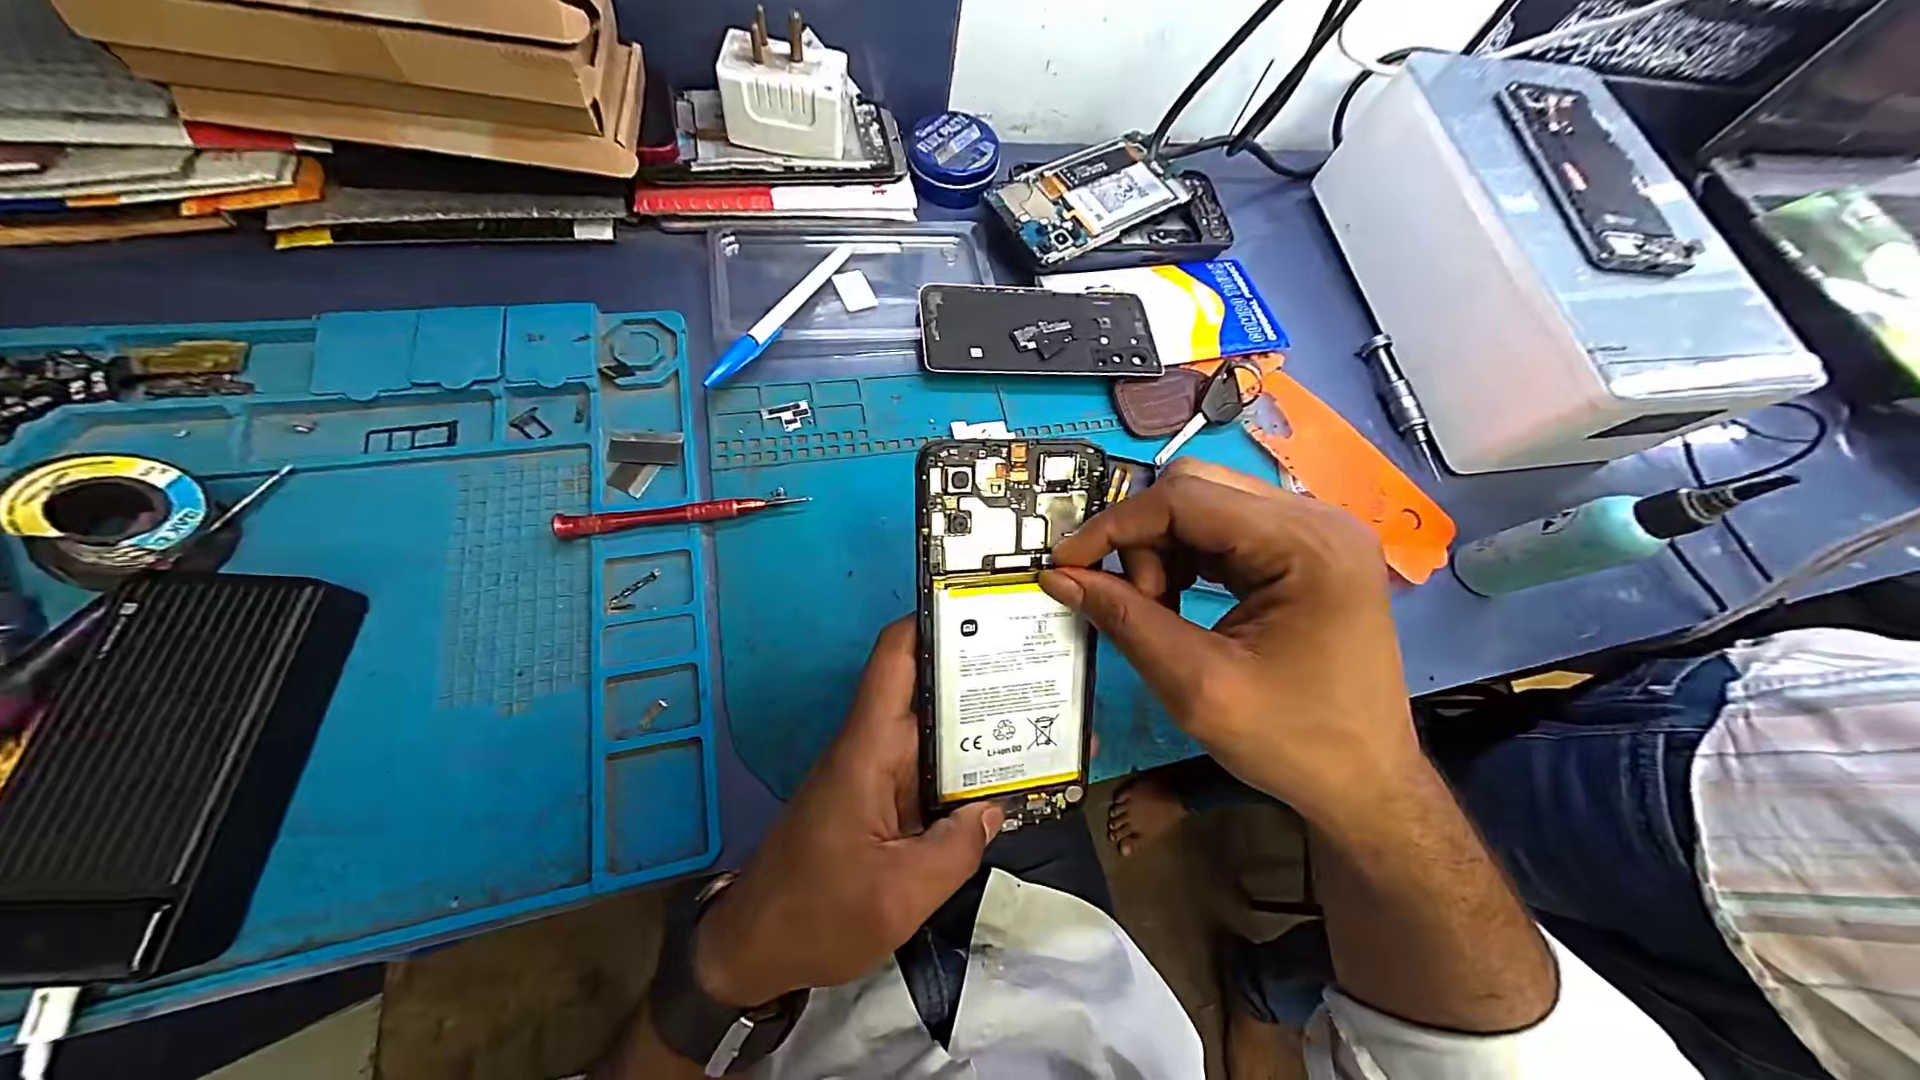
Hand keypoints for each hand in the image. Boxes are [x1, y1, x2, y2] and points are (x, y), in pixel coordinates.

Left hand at [691, 618, 1003, 1007]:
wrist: (754, 950)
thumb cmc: (815, 915)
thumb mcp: (897, 896)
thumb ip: (955, 850)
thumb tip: (994, 809)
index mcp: (867, 750)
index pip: (893, 661)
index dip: (928, 623)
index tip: (978, 609)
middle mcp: (874, 749)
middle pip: (928, 693)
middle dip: (980, 677)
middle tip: (1042, 669)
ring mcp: (878, 775)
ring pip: (935, 735)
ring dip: (979, 728)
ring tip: (1042, 720)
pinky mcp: (881, 800)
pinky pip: (930, 774)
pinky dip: (965, 772)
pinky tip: (1008, 779)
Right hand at [1038, 459, 1421, 827]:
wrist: (1366, 785)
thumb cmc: (1294, 742)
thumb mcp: (1196, 685)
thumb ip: (1124, 620)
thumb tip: (1060, 577)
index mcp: (1305, 544)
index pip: (1184, 498)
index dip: (1114, 526)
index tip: (1067, 564)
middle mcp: (1317, 520)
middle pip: (1194, 490)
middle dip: (1142, 539)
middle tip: (1133, 601)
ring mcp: (1314, 533)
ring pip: (1203, 506)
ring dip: (1161, 550)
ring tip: (1158, 609)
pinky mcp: (1303, 552)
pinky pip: (1222, 531)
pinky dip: (1183, 558)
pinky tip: (1178, 601)